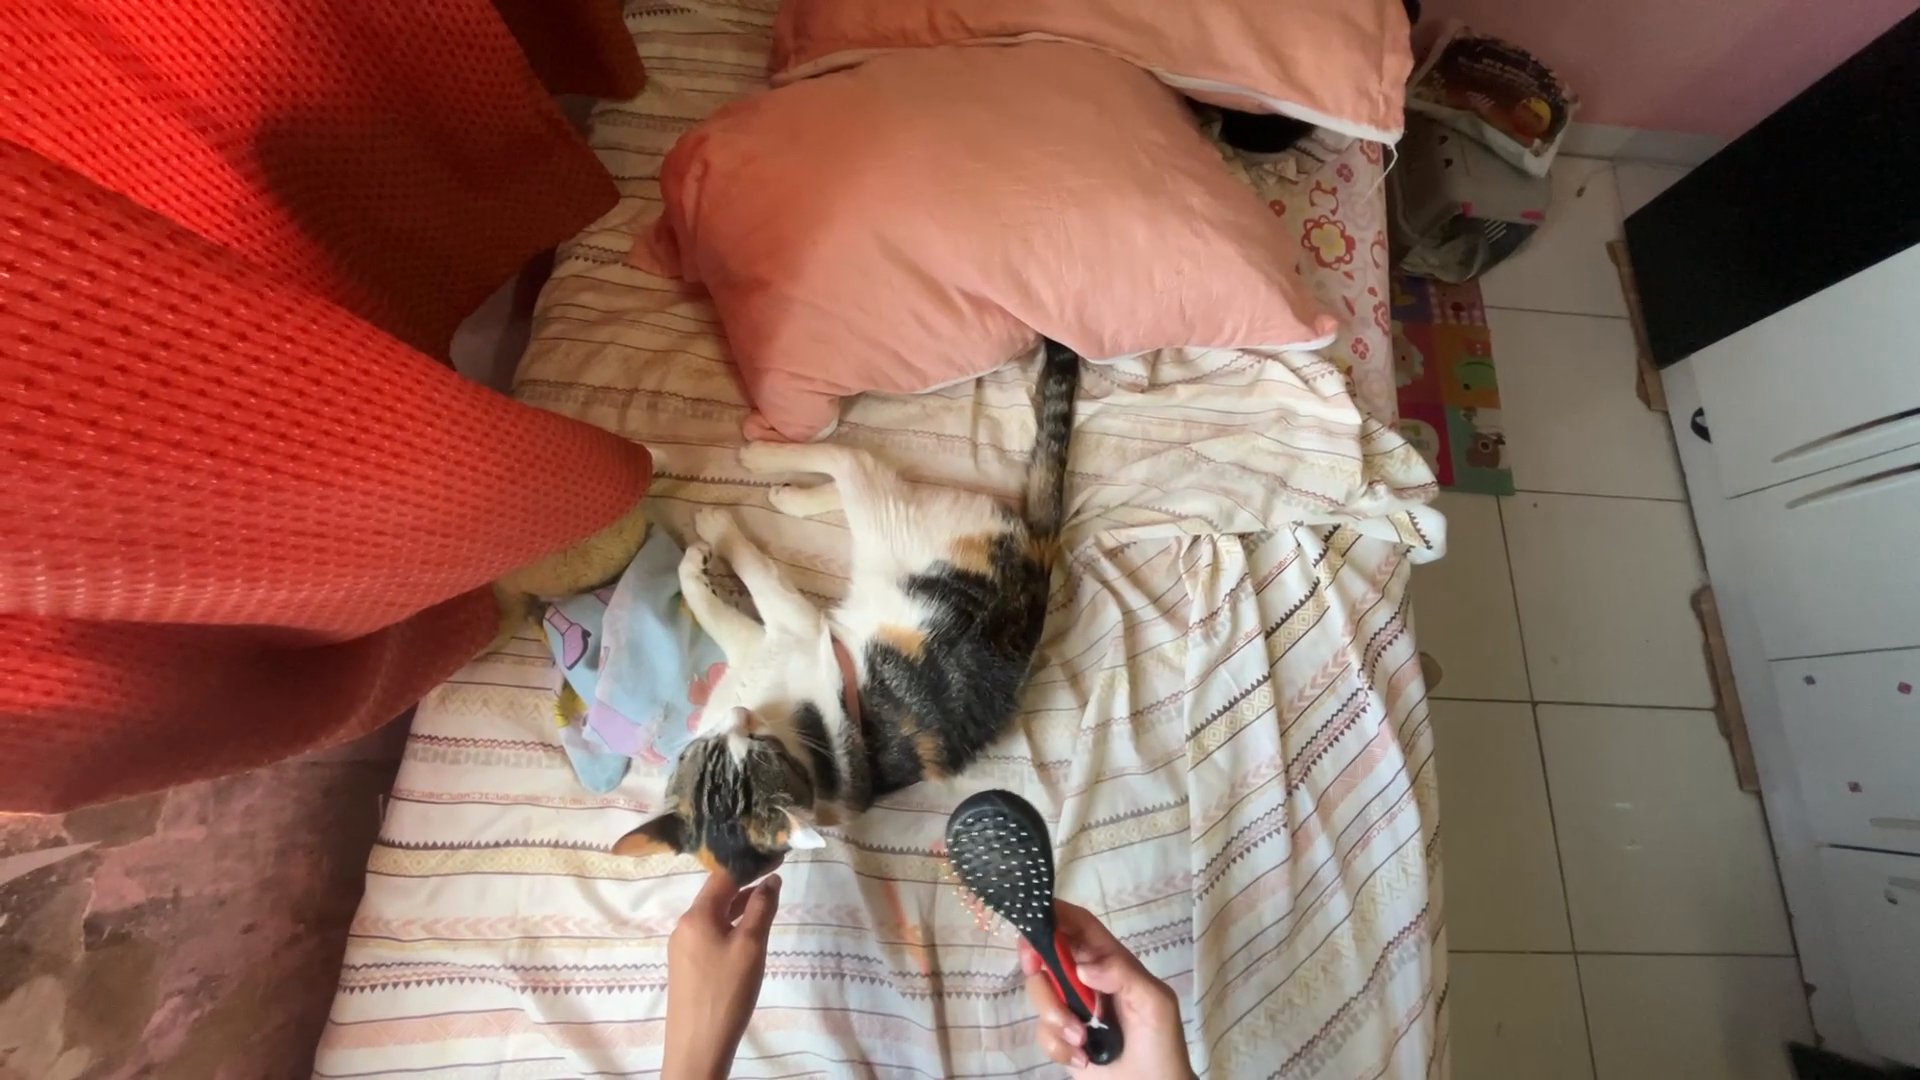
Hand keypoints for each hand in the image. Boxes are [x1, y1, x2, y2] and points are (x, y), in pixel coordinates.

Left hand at [663, 870, 781, 1079]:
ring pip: (715, 914)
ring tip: (768, 897)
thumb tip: (771, 879)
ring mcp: (682, 948)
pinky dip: (731, 924)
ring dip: (740, 904)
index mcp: (696, 916)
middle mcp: (684, 926)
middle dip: (745, 881)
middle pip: (717, 894)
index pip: (724, 876)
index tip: (774, 854)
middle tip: (775, 871)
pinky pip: (710, 933)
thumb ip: (762, 907)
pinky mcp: (686, 967)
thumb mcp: (751, 946)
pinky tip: (748, 931)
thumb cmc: (726, 993)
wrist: (697, 1052)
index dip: (749, 862)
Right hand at [1021, 900, 1193, 1077]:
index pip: (1075, 923)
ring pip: (1038, 990)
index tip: (1036, 928)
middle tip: (1036, 970)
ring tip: (1081, 1039)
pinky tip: (1081, 1058)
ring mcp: (1070, 1006)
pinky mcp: (1061, 1037)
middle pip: (1045, 951)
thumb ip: (1123, 973)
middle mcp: (1083, 977)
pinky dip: (1057, 1046)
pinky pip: (1041, 1030)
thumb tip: (1082, 968)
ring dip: (1053, 1013)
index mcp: (1106, 958)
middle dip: (1037, 962)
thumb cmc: (1161, 1044)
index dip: (1053, 915)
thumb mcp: (1154, 1002)